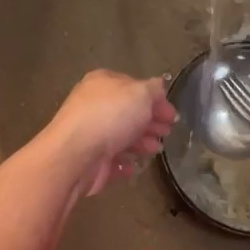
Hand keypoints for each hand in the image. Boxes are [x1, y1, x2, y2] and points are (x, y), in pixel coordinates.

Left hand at [41, 69, 179, 195]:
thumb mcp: (140, 94)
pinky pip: (111, 160)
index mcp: (103, 83)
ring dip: (142, 142)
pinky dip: (124, 163)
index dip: (155, 100)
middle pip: (128, 113)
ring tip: (157, 150)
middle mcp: (94, 106)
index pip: (133, 88)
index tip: (172, 115)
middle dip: (150, 122)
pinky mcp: (90, 160)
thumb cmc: (110, 117)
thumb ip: (154, 89)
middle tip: (168, 132)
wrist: (76, 155)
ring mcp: (91, 134)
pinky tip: (134, 166)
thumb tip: (159, 86)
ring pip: (121, 137)